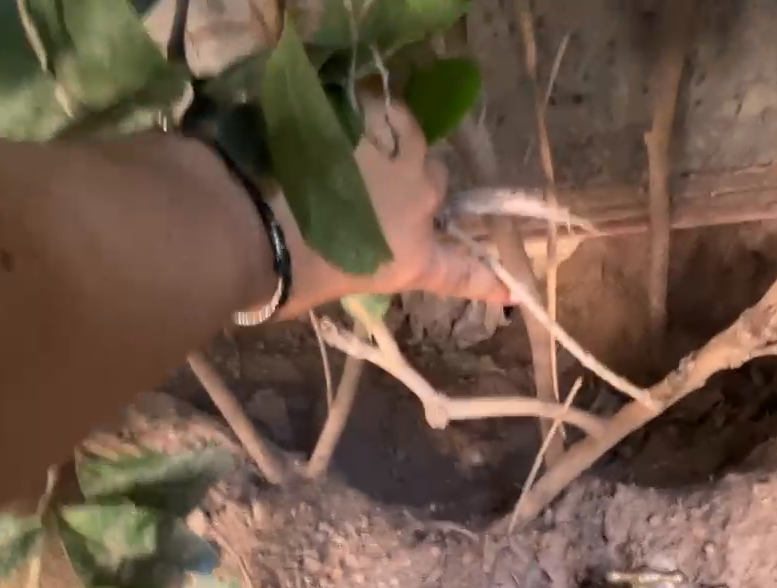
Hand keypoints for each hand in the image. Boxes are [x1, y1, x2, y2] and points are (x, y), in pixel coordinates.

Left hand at [275, 98, 508, 318]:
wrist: (266, 228)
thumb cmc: (298, 273)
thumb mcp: (340, 281)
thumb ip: (362, 261)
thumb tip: (358, 244)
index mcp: (414, 260)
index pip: (463, 273)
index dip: (488, 280)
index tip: (509, 290)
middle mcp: (422, 207)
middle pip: (436, 182)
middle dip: (413, 185)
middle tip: (370, 191)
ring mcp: (402, 159)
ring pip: (413, 139)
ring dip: (393, 144)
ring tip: (353, 150)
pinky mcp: (375, 120)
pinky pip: (381, 109)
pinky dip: (366, 115)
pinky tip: (338, 125)